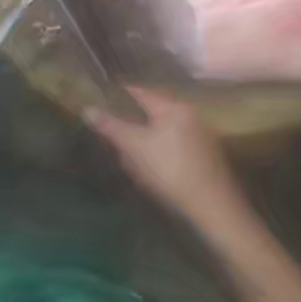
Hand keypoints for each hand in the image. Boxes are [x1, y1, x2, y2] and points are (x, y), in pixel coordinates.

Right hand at [84, 87, 247, 225]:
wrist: (213, 209)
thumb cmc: (169, 170)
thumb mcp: (133, 146)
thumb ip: (109, 125)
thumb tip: (87, 109)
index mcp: (174, 108)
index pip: (137, 92)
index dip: (114, 97)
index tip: (97, 105)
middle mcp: (190, 115)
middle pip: (148, 113)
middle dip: (127, 125)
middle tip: (111, 139)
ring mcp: (200, 135)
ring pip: (158, 130)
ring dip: (140, 142)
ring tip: (127, 159)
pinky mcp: (204, 155)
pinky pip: (171, 144)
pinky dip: (155, 151)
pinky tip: (147, 169)